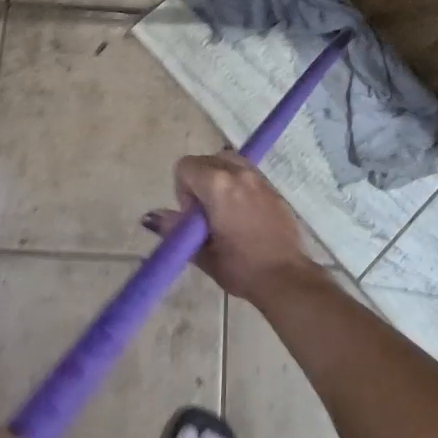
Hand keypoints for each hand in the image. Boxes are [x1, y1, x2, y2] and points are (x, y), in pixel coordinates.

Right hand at [143, 152, 321, 303]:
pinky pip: (247, 174)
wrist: (287, 277)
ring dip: (219, 179)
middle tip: (206, 217)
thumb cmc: (241, 268)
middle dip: (199, 182)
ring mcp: (259, 178)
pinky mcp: (274, 188)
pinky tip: (243, 216)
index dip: (182, 190)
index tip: (193, 218)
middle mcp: (239, 173)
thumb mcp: (202, 253)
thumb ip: (175, 229)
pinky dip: (238, 185)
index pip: (185, 166)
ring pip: (228, 162)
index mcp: (218, 185)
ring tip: (224, 213)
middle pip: (206, 159)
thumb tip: (150, 217)